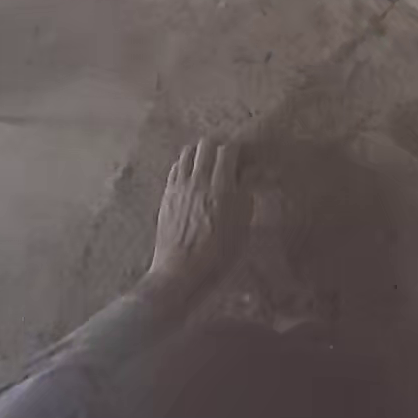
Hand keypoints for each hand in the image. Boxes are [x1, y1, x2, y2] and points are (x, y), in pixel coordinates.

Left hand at [144, 137, 248, 300]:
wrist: (181, 273)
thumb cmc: (218, 254)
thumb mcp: (242, 226)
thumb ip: (245, 194)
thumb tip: (250, 173)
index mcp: (221, 188)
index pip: (228, 150)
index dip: (237, 149)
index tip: (242, 156)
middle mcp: (199, 181)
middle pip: (206, 144)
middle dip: (218, 146)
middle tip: (225, 157)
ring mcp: (180, 185)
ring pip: (188, 152)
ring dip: (200, 153)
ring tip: (207, 164)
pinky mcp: (167, 193)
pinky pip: (175, 167)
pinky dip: (185, 165)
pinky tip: (191, 177)